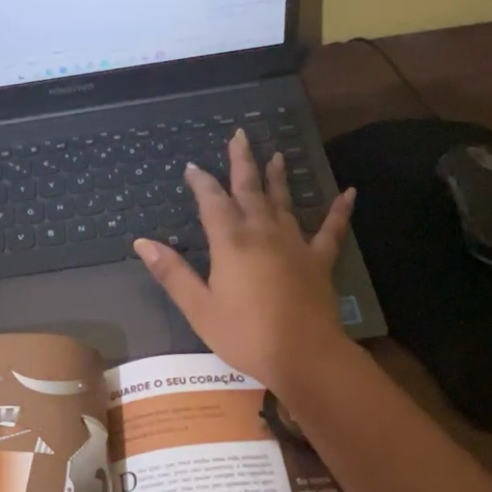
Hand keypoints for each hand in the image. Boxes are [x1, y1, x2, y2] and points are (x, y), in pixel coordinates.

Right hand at [134, 129, 355, 390]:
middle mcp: (263, 233)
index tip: (192, 167)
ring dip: (278, 178)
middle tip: (240, 136)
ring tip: (276, 154)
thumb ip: (172, 273)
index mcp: (231, 243)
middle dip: (242, 162)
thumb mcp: (199, 308)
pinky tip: (349, 193)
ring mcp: (295, 244)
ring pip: (284, 202)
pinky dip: (339, 210)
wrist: (304, 355)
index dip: (202, 183)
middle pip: (250, 190)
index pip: (212, 202)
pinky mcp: (319, 261)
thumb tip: (142, 242)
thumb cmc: (245, 335)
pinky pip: (331, 230)